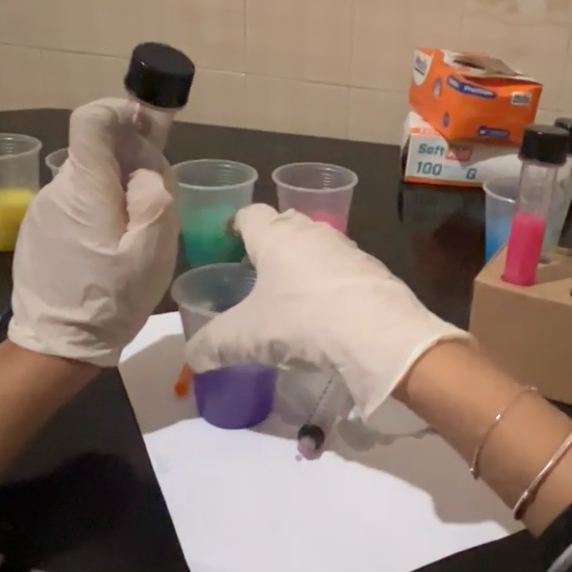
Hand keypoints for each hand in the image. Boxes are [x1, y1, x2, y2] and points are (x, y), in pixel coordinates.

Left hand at [8, 99, 179, 365]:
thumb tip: (146, 171)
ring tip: (136, 236)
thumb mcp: (153, 251)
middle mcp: (58, 190)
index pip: (91, 120)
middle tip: (156, 203)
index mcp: (86, 189)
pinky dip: (101, 212)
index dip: (121, 113)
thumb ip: (154, 198)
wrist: (59, 344)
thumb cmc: (112, 298)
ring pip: (89, 180)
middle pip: (97, 153)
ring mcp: (43, 210)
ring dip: (117, 192)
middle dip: (131, 164)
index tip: (148, 129)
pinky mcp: (39, 230)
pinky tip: (110, 250)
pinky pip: (77, 204)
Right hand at [183, 205, 468, 417]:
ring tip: (292, 295)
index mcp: (275, 234)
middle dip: (270, 244)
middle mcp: (312, 231)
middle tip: (257, 272)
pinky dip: (330, 284)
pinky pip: (342, 270)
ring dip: (303, 264)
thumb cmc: (302, 321)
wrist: (378, 333)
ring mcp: (347, 248)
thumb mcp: (246, 337)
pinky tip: (327, 312)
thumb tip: (192, 357)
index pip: (249, 214)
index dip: (235, 226)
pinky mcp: (373, 270)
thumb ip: (214, 344)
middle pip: (285, 225)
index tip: (228, 242)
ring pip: (316, 247)